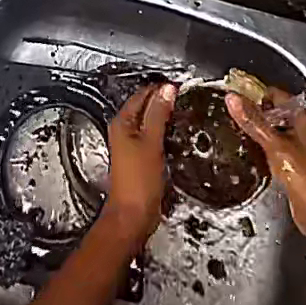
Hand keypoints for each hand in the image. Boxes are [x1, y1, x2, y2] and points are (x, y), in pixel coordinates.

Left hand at [102, 81, 175, 238]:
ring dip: (164, 116)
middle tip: (184, 98)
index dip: (160, 88)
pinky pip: (153, 136)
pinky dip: (163, 131)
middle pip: (145, 106)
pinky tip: (176, 134)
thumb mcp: (151, 142)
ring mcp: (131, 144)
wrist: (133, 217)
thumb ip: (158, 114)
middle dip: (163, 101)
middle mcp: (123, 130)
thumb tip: (167, 90)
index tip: (179, 87)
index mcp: (122, 122)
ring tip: (182, 113)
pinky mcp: (140, 157)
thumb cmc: (138, 182)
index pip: (142, 94)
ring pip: (149, 121)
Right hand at [226, 87, 305, 239]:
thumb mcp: (275, 145)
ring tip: (244, 135)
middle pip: (277, 111)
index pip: (277, 94)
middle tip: (238, 118)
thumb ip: (253, 121)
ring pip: (278, 130)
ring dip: (263, 132)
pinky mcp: (302, 163)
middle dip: (258, 115)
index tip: (237, 100)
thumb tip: (233, 98)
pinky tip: (258, 154)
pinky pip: (280, 146)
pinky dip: (269, 147)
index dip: (256, 96)